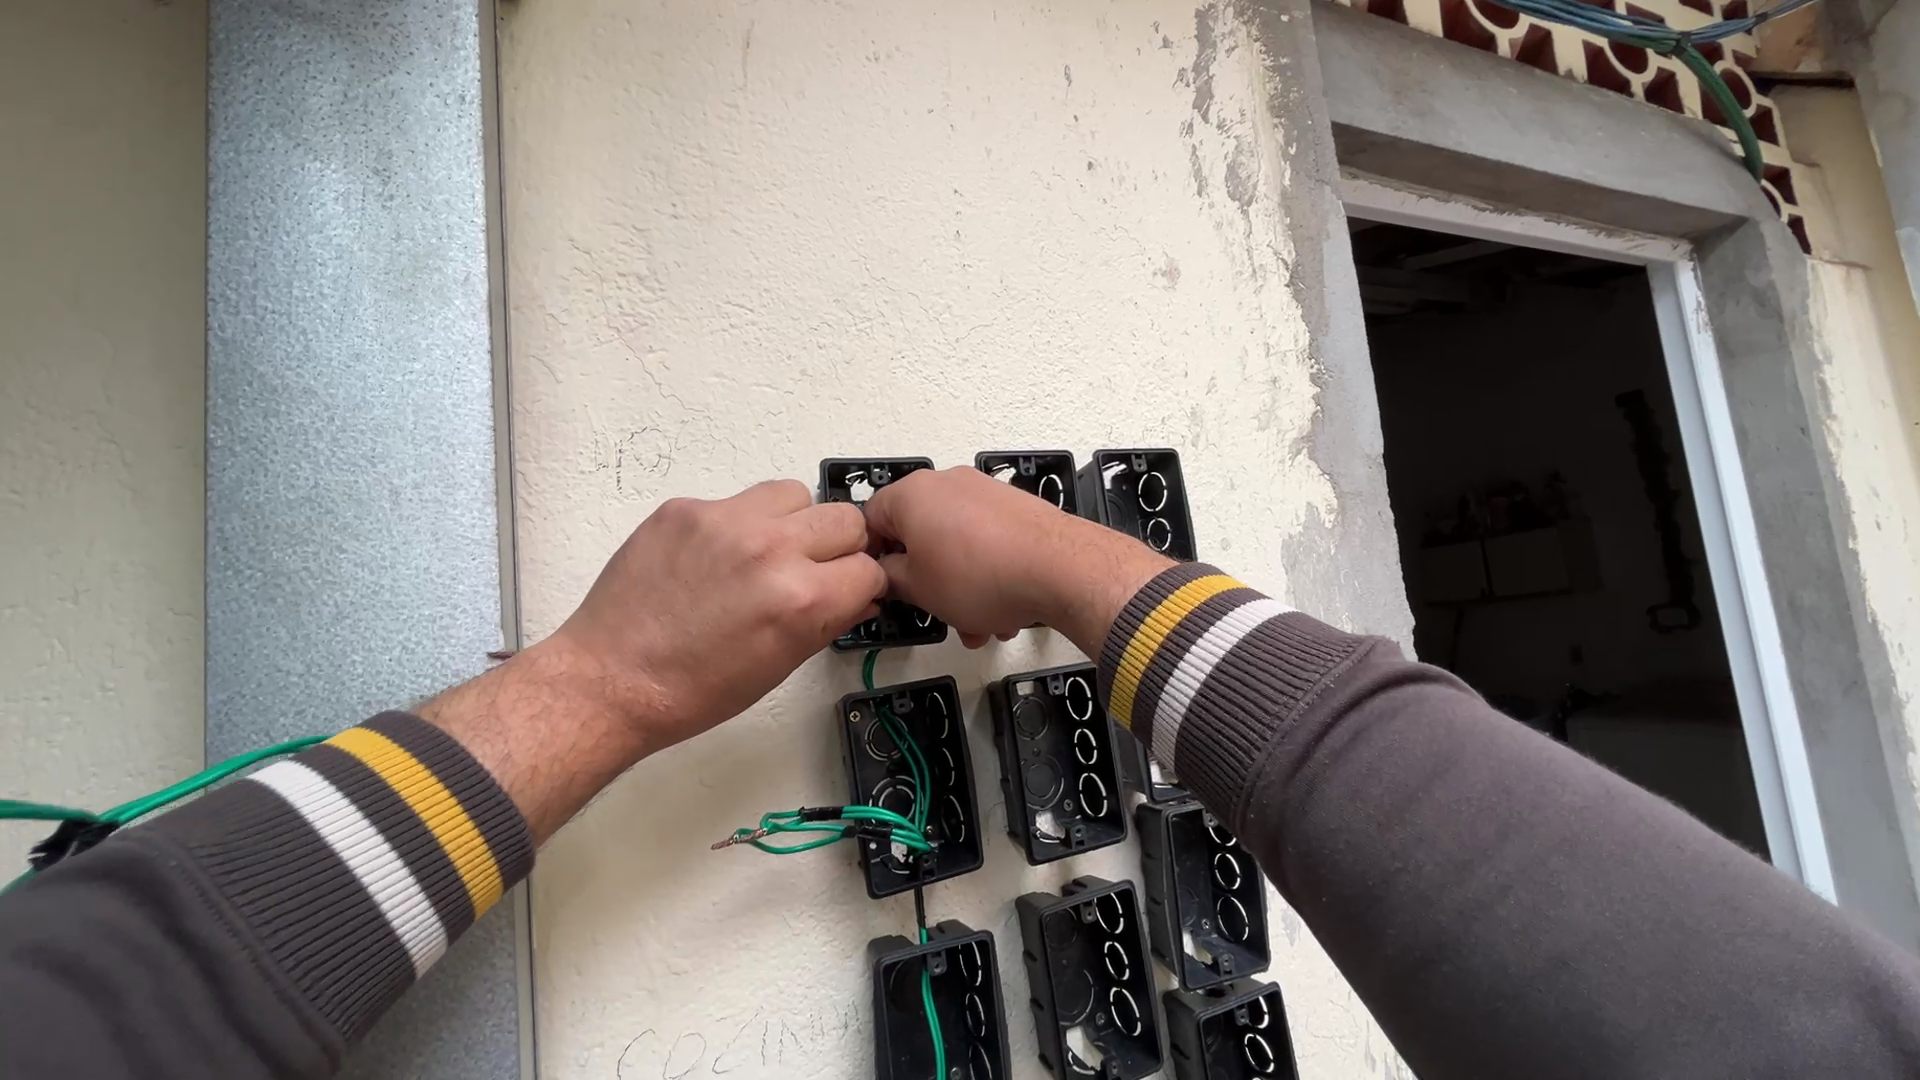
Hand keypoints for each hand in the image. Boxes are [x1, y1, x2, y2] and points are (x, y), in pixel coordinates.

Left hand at [422, 480, 884, 841]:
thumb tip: (861, 595)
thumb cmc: (695, 689)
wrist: (612, 679)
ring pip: (796, 494)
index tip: (850, 589)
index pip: (870, 568)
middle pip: (847, 519)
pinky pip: (739, 500)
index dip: (863, 583)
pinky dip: (741, 524)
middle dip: (841, 546)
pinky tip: (718, 557)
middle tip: (815, 568)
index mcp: (801, 599)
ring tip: (768, 552)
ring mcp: (726, 521)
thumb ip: (831, 620)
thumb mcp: (782, 665)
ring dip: (795, 522)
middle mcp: (771, 549)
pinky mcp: (687, 508)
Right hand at [863, 467, 1171, 655]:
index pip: (870, 520)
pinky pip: (988, 544)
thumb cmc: (986, 574)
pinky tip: (1003, 612)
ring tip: (979, 624)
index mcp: (912, 494)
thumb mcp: (918, 589)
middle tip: (931, 608)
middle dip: (926, 580)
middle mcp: (947, 484)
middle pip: (919, 535)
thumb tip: (888, 573)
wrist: (1059, 569)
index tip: (883, 585)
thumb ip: (890, 578)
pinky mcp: (1016, 508)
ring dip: (961, 587)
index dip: (872, 558)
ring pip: (957, 546)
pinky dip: (988, 575)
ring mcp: (985, 493)